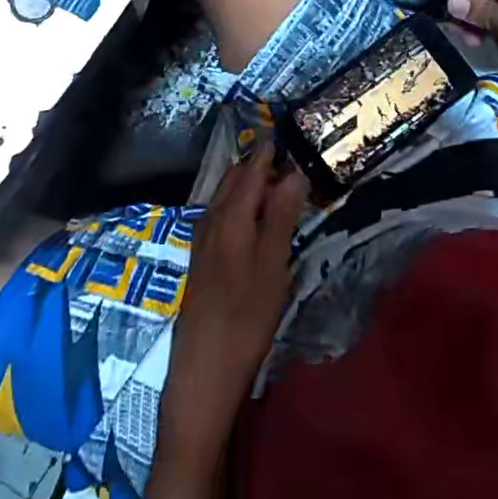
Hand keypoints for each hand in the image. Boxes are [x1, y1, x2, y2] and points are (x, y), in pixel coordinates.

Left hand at [160, 144, 305, 462]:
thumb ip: (280, 215)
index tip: (288, 131)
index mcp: (230, 216)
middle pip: (235, 179)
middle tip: (289, 154)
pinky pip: (222, 214)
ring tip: (277, 179)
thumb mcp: (272, 264)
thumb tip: (294, 171)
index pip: (251, 170)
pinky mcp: (203, 258)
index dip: (269, 150)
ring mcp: (203, 239)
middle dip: (259, 163)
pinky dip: (240, 204)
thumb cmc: (245, 315)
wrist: (204, 366)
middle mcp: (211, 219)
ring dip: (248, 183)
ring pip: (226, 196)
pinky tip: (253, 216)